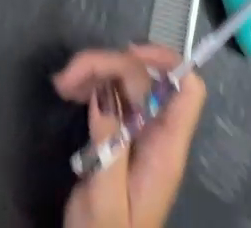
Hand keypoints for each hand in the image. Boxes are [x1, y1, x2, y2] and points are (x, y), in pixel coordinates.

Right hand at [53, 46, 205, 227]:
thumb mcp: (106, 198)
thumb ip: (109, 146)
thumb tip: (106, 91)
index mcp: (166, 150)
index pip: (187, 91)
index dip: (166, 62)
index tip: (126, 53)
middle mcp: (158, 135)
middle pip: (145, 78)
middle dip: (107, 65)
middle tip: (66, 79)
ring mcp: (139, 133)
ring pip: (126, 82)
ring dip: (95, 72)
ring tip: (62, 85)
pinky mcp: (120, 134)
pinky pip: (112, 95)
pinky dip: (91, 85)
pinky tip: (68, 92)